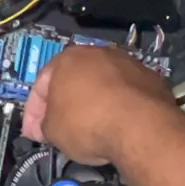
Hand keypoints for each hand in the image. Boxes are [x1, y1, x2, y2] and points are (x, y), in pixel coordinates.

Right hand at [22, 44, 180, 164]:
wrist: (140, 128)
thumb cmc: (87, 124)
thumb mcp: (52, 131)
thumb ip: (45, 124)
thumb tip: (49, 127)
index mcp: (66, 60)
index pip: (41, 85)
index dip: (34, 113)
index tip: (34, 132)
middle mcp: (97, 53)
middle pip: (73, 81)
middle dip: (63, 105)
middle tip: (58, 129)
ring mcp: (127, 63)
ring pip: (102, 85)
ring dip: (92, 104)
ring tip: (89, 129)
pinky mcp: (150, 78)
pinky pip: (125, 94)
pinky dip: (117, 108)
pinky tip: (115, 126)